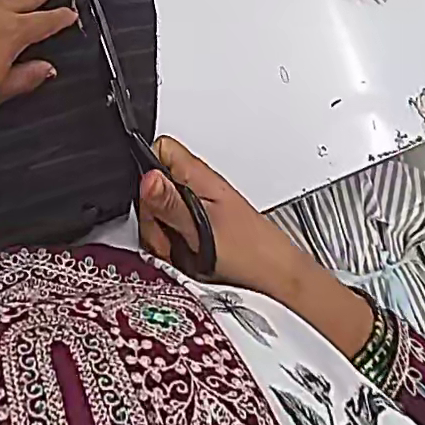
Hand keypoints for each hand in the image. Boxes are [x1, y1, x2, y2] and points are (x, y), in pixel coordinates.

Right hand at [138, 138, 374, 355]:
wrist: (277, 275)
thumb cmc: (250, 251)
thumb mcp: (201, 229)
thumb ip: (170, 203)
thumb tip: (147, 177)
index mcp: (198, 175)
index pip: (160, 148)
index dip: (147, 170)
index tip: (150, 200)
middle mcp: (198, 184)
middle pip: (153, 184)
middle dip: (153, 215)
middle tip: (167, 236)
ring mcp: (198, 203)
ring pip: (160, 208)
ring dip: (161, 233)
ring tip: (180, 250)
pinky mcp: (199, 221)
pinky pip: (171, 225)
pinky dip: (171, 242)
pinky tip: (185, 255)